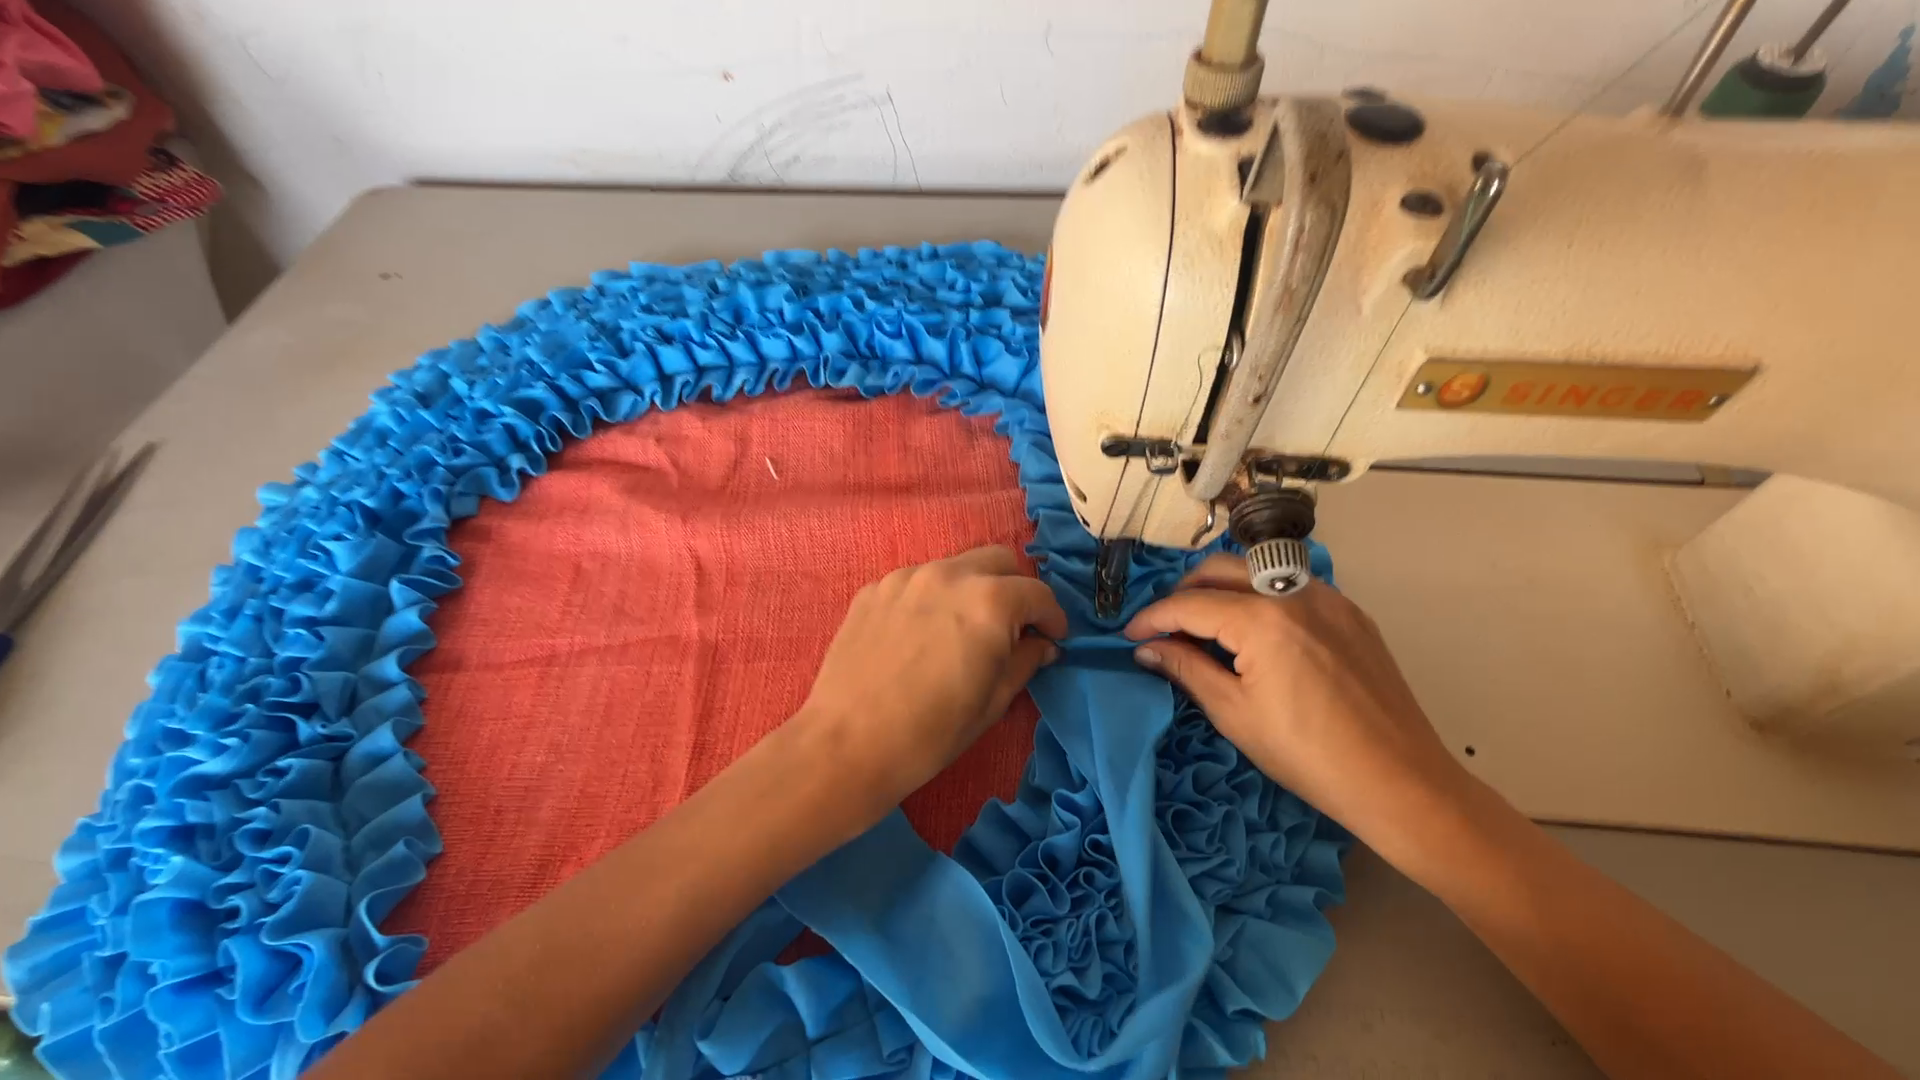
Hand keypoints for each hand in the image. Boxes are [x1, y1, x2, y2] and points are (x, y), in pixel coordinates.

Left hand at [796, 545, 1067, 815]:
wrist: (847, 743)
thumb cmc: (931, 732)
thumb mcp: (992, 702)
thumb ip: (1024, 661)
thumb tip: (1041, 644)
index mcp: (988, 601)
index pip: (1037, 592)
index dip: (1053, 617)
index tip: (1053, 639)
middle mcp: (949, 574)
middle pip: (999, 560)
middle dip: (1016, 588)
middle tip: (1014, 625)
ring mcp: (906, 577)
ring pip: (955, 566)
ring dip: (973, 587)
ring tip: (965, 628)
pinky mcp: (874, 589)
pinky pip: (917, 581)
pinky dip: (933, 597)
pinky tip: (922, 634)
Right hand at [1124, 555, 1472, 856]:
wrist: (1399, 781)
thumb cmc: (1307, 755)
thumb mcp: (1234, 713)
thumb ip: (1186, 669)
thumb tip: (1147, 648)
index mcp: (1262, 618)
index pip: (1190, 603)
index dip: (1152, 618)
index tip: (1130, 637)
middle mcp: (1296, 592)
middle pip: (1221, 570)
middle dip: (1184, 592)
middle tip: (1166, 628)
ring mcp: (1330, 598)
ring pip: (1259, 572)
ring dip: (1224, 589)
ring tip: (1207, 628)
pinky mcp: (1352, 613)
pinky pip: (1293, 588)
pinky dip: (1262, 599)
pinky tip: (1257, 635)